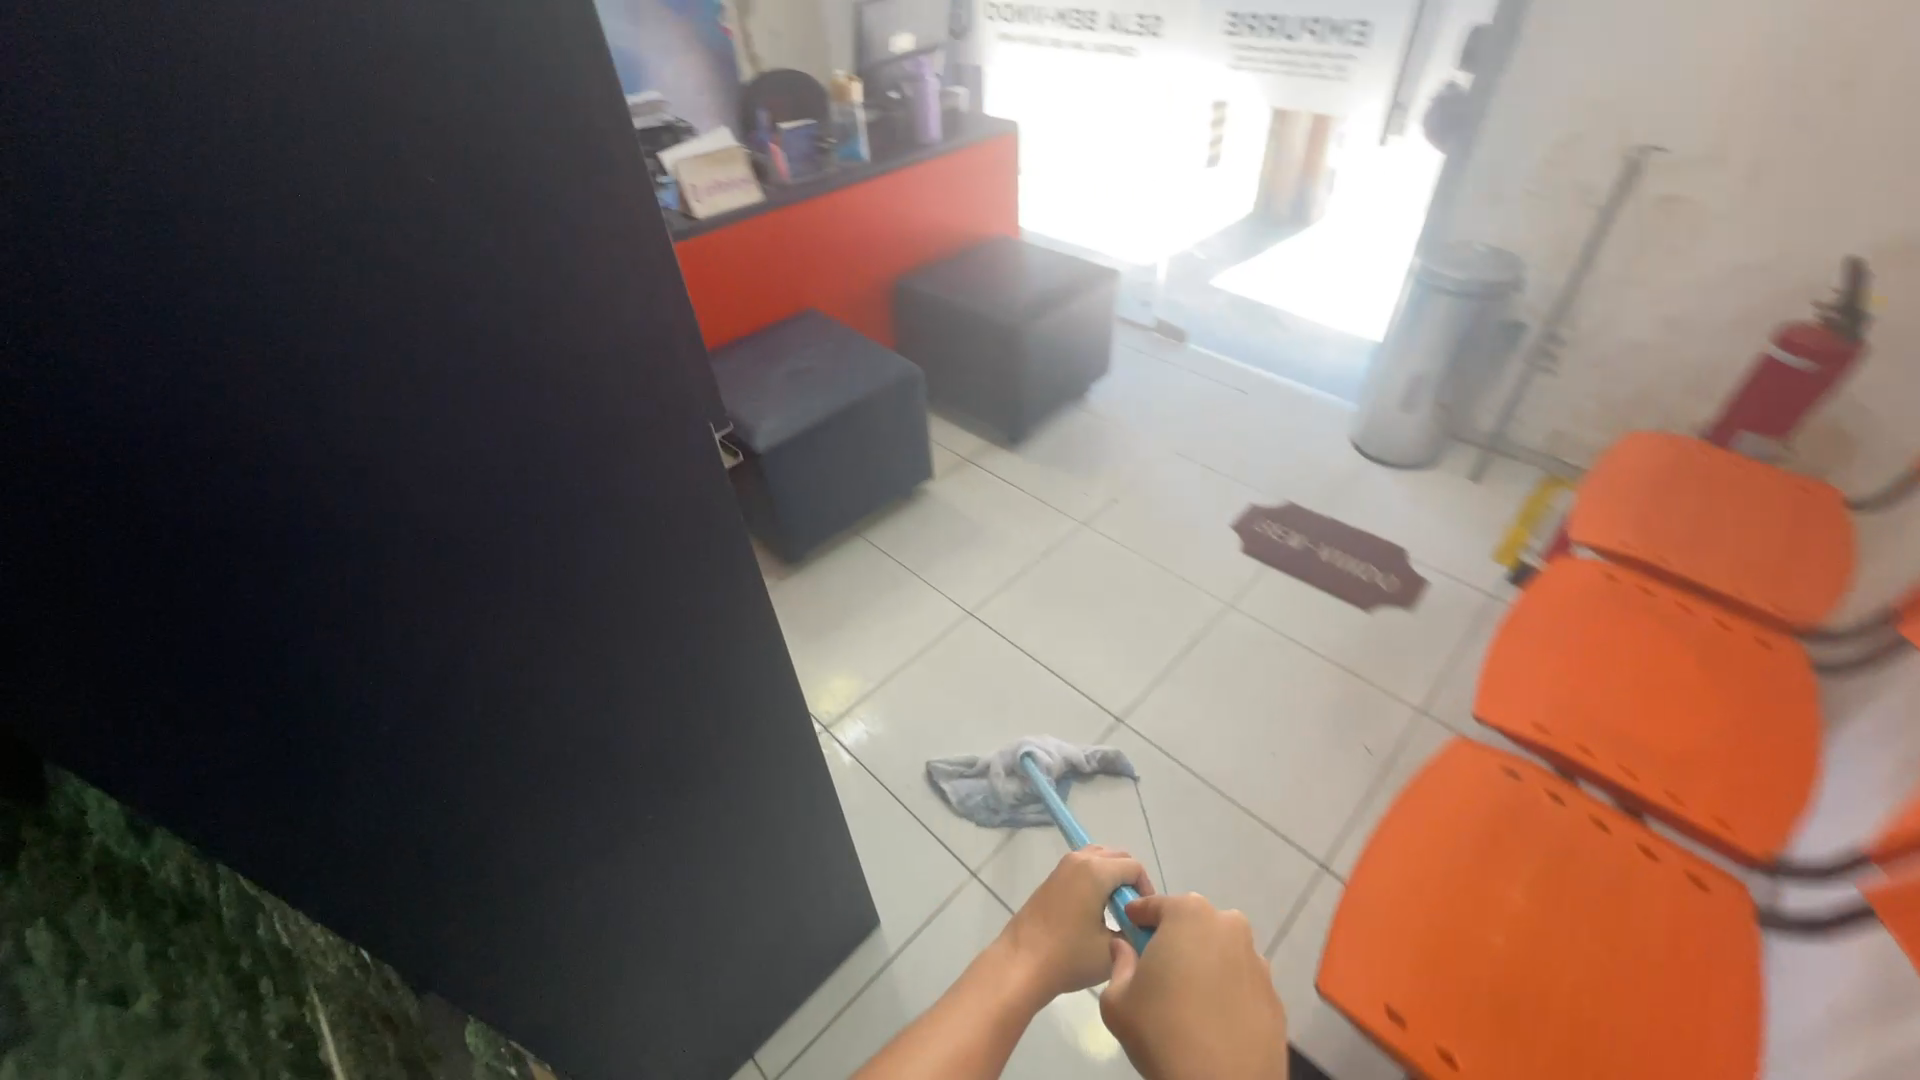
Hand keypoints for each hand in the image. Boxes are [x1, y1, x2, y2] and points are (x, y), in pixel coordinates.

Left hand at [995, 846, 1153, 1000]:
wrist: (1022, 962)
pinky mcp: (1053, 878)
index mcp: (1096, 871)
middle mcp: (1079, 860)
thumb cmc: (1069, 956)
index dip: (1147, 890)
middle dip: (1131, 881)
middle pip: (1117, 857)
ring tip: (1118, 911)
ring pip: (1099, 858)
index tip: (1146, 918)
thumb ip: (1134, 934)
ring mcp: (1063, 867)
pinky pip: (1083, 867)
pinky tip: (1097, 910)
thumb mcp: (1112, 949)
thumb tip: (1142, 928)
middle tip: (1135, 913)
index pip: (1134, 867)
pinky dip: (1096, 879)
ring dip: (1113, 877)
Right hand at [1099, 892, 1289, 1079]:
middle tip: (1159, 967)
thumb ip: (1119, 963)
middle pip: (1194, 923)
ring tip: (1188, 1000)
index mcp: (1189, 916)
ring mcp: (1258, 964)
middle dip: (1176, 937)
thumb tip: (1124, 948)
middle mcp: (1229, 928)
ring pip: (1222, 952)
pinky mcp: (1275, 1000)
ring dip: (1206, 964)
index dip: (1138, 916)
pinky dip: (1228, 994)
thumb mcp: (1117, 1000)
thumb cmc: (1161, 1033)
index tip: (1129, 928)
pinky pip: (1243, 985)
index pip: (1157, 905)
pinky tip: (1213, 1023)